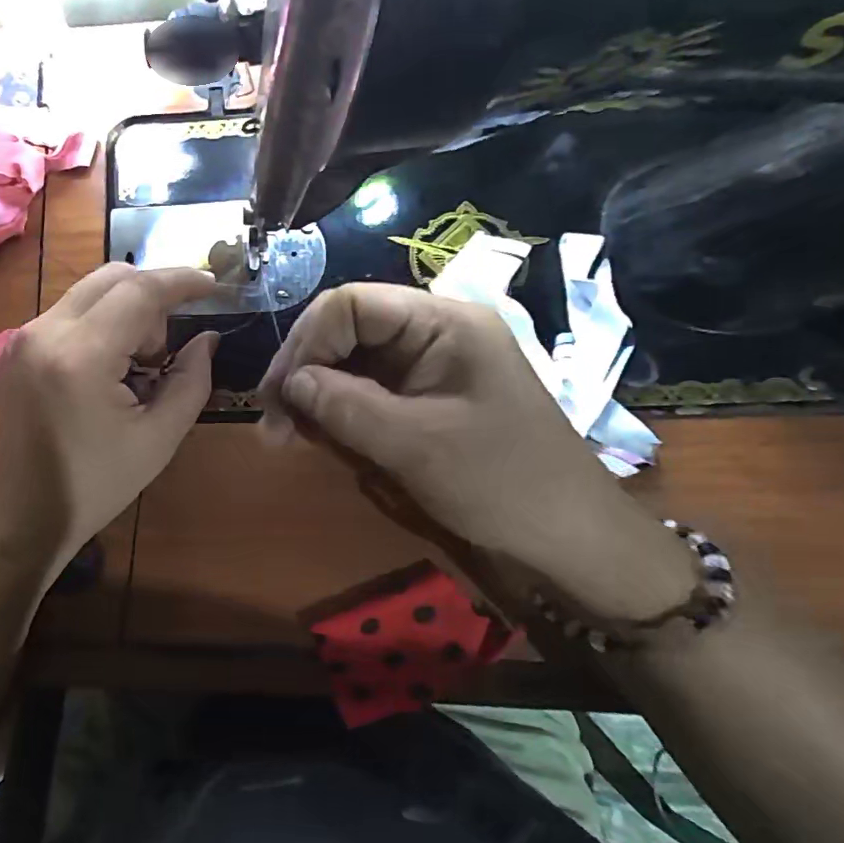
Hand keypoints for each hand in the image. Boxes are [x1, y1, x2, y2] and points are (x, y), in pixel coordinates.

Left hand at [0, 264, 218, 580]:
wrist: (24, 514)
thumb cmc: (95, 485)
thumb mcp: (159, 438)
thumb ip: (192, 380)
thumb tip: (207, 339)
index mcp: (80, 356)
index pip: (139, 291)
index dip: (182, 281)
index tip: (215, 285)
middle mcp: (44, 332)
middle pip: (112, 278)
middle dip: (153, 297)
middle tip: (167, 350)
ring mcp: (24, 337)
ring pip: (91, 292)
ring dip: (127, 311)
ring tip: (139, 367)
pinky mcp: (17, 347)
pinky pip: (71, 312)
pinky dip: (103, 323)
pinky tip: (111, 369)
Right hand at [258, 283, 692, 621]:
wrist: (568, 538)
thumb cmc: (500, 482)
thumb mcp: (414, 444)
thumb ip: (343, 405)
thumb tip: (288, 383)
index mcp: (442, 322)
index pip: (349, 304)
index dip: (305, 344)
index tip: (278, 397)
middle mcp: (434, 331)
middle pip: (346, 330)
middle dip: (304, 372)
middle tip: (275, 425)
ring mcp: (430, 364)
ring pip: (351, 362)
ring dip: (316, 396)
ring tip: (291, 436)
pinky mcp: (426, 396)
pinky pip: (368, 390)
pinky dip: (339, 412)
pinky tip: (321, 437)